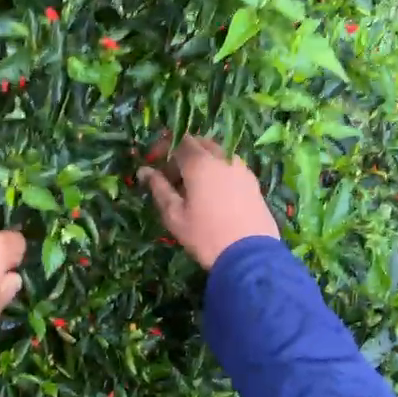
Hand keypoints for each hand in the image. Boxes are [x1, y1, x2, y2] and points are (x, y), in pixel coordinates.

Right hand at [138, 135, 279, 269]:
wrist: (250, 255)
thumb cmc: (205, 236)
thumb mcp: (175, 215)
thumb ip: (159, 189)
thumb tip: (144, 170)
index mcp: (201, 163)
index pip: (179, 141)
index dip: (163, 148)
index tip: (153, 162)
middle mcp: (223, 159)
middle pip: (200, 144)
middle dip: (183, 154)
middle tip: (171, 177)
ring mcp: (241, 169)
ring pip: (217, 154)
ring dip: (201, 162)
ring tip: (191, 188)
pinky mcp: (253, 182)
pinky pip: (230, 167)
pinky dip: (217, 172)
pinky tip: (212, 195)